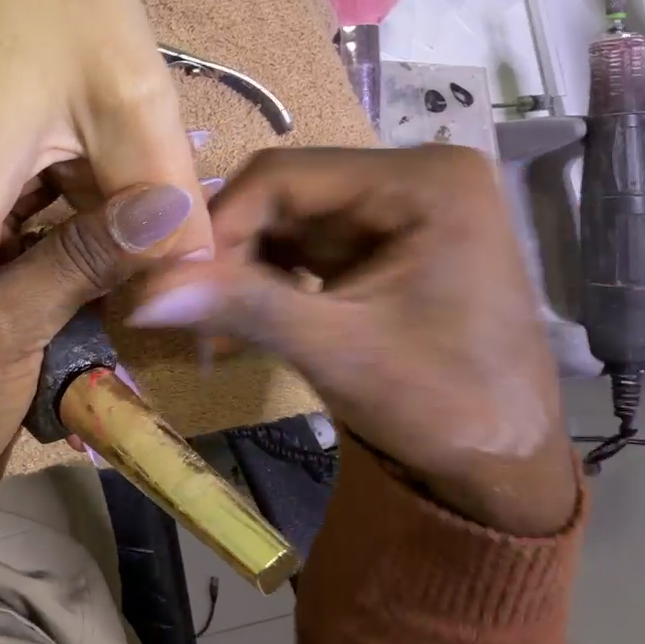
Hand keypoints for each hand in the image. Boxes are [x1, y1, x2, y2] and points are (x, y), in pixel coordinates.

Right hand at [128, 147, 576, 536]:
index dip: (218, 223)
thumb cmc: (446, 406)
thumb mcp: (339, 352)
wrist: (504, 468)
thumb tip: (140, 295)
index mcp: (424, 181)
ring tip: (211, 318)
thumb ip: (243, 309)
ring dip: (237, 266)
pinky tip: (241, 315)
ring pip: (278, 218)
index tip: (175, 280)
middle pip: (278, 193)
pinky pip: (296, 241)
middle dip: (226, 250)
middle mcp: (410, 176)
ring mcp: (394, 207)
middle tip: (186, 304)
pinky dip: (261, 277)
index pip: (282, 175)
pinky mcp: (377, 240)